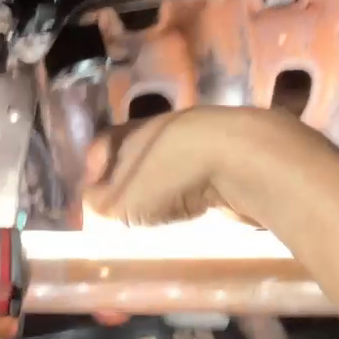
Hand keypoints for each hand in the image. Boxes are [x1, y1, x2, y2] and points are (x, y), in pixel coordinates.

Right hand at [83, 107, 309, 226]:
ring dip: (166, 183)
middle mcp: (163, 128)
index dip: (93, 172)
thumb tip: (92, 207)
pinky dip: (197, 188)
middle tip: (127, 210)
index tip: (94, 199)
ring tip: (163, 211)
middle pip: (138, 152)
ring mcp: (202, 136)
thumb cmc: (171, 178)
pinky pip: (204, 172)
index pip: (102, 146)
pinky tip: (199, 206)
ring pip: (174, 160)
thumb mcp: (121, 203)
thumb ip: (99, 207)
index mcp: (130, 133)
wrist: (246, 159)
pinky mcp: (234, 153)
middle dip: (130, 180)